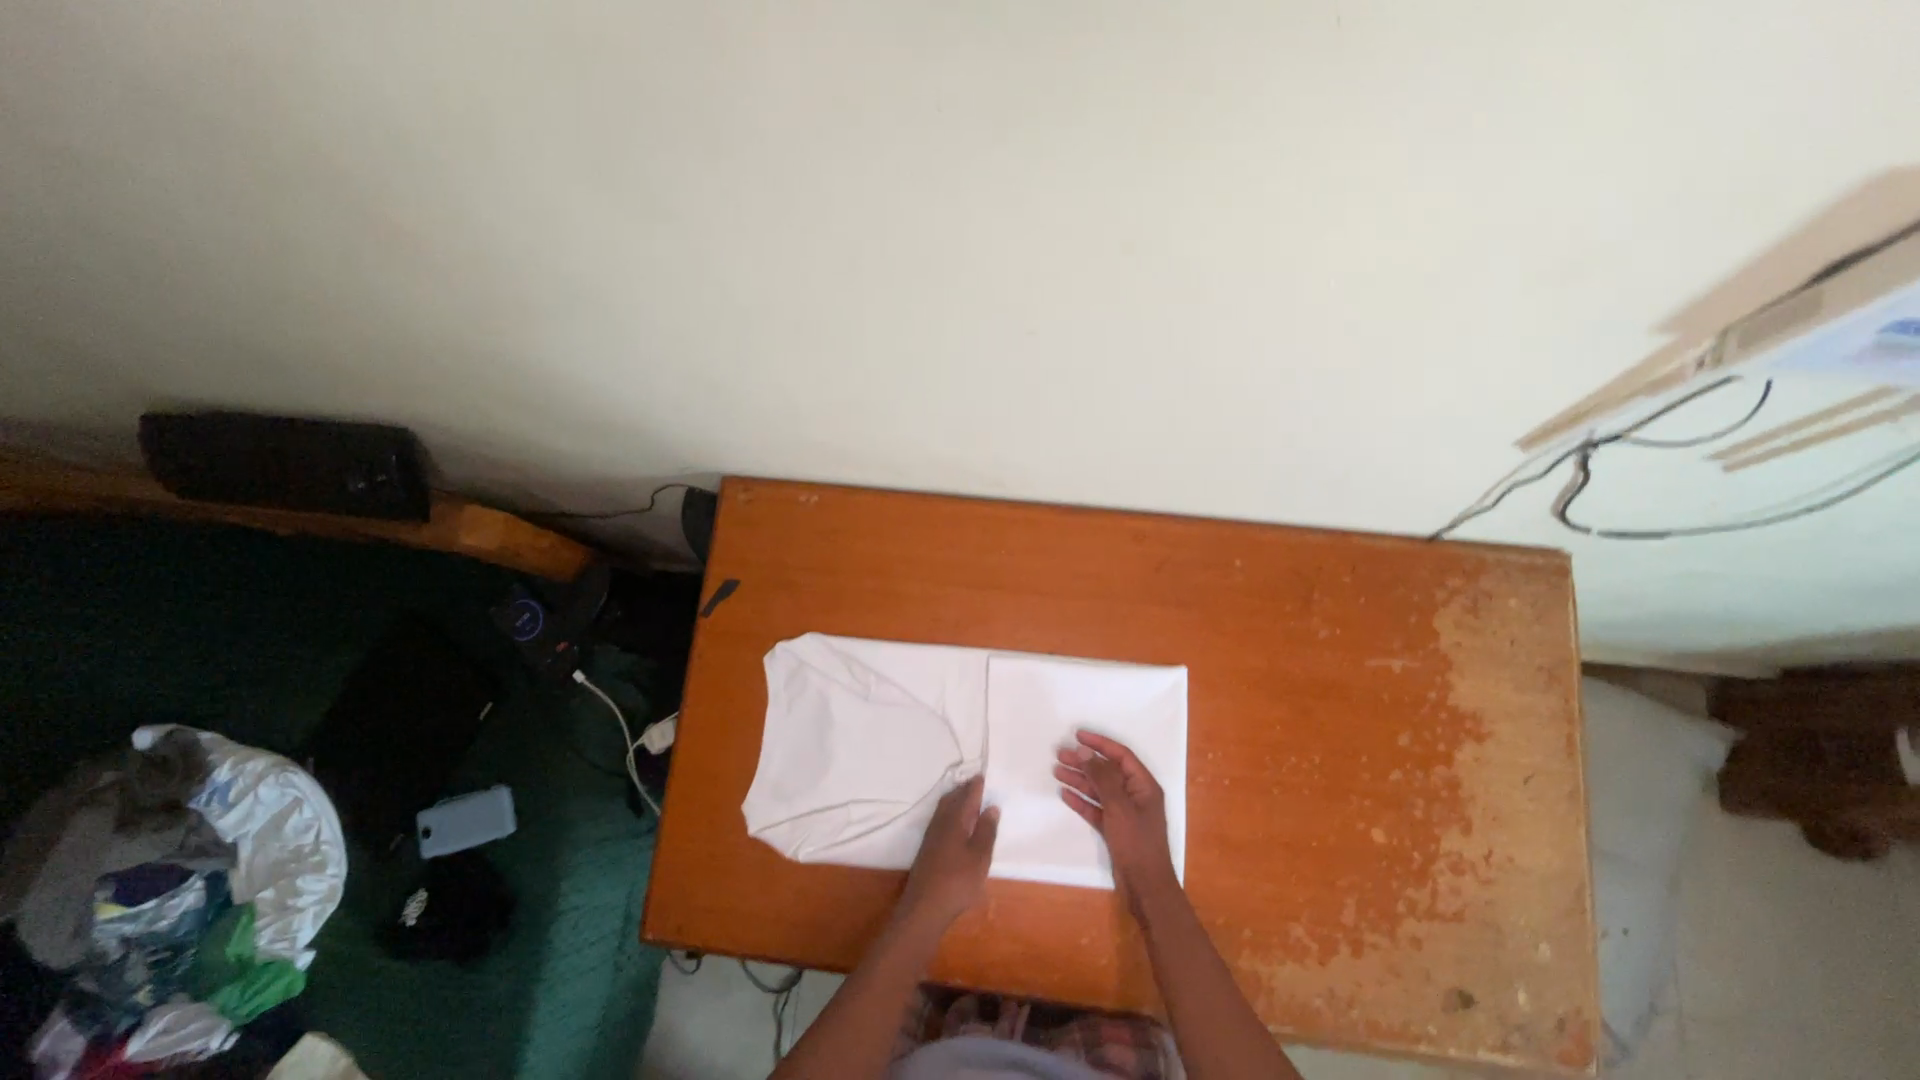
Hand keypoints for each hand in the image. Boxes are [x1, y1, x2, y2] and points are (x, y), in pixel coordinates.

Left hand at [898, 774, 999, 928]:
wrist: (925, 906)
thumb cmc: (958, 880)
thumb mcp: (980, 856)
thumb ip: (987, 831)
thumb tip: (991, 807)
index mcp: (955, 820)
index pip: (967, 795)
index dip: (976, 785)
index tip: (984, 775)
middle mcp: (941, 822)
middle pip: (953, 798)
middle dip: (964, 790)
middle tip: (977, 784)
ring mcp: (932, 835)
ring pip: (944, 808)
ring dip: (956, 800)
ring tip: (969, 800)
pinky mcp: (928, 847)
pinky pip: (941, 819)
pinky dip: (950, 813)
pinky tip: (956, 823)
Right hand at [1056, 730, 1179, 920]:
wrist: (1146, 886)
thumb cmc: (1137, 843)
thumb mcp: (1119, 807)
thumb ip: (1102, 778)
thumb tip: (1086, 753)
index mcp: (1144, 786)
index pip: (1121, 756)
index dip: (1100, 744)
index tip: (1078, 735)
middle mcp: (1135, 796)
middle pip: (1107, 772)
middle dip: (1085, 762)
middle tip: (1060, 754)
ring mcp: (1125, 813)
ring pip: (1099, 790)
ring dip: (1080, 780)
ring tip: (1057, 771)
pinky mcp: (1115, 829)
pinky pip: (1096, 809)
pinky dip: (1082, 801)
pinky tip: (1065, 794)